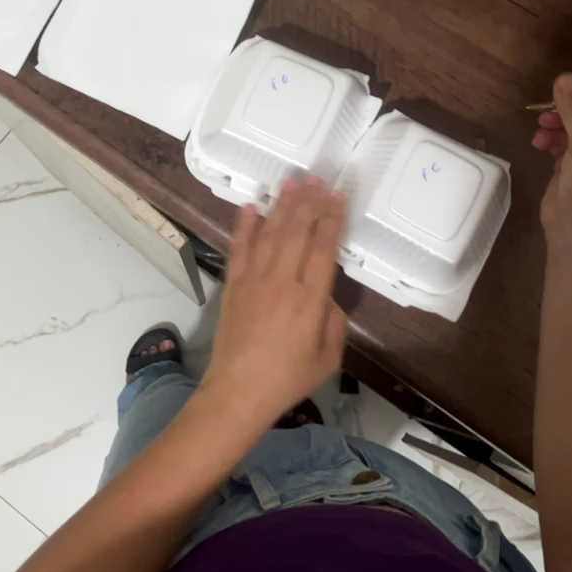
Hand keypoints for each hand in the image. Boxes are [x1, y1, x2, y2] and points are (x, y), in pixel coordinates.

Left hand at [199, 175, 349, 431]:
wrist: (238, 392)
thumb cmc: (287, 378)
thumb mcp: (329, 356)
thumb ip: (334, 321)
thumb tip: (326, 295)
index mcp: (309, 299)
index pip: (324, 248)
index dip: (332, 219)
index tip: (338, 196)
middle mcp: (282, 281)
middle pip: (297, 231)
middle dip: (309, 202)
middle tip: (318, 179)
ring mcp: (254, 280)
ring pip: (270, 233)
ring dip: (281, 205)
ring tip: (291, 182)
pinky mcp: (233, 285)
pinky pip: (240, 248)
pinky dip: (245, 226)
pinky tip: (250, 206)